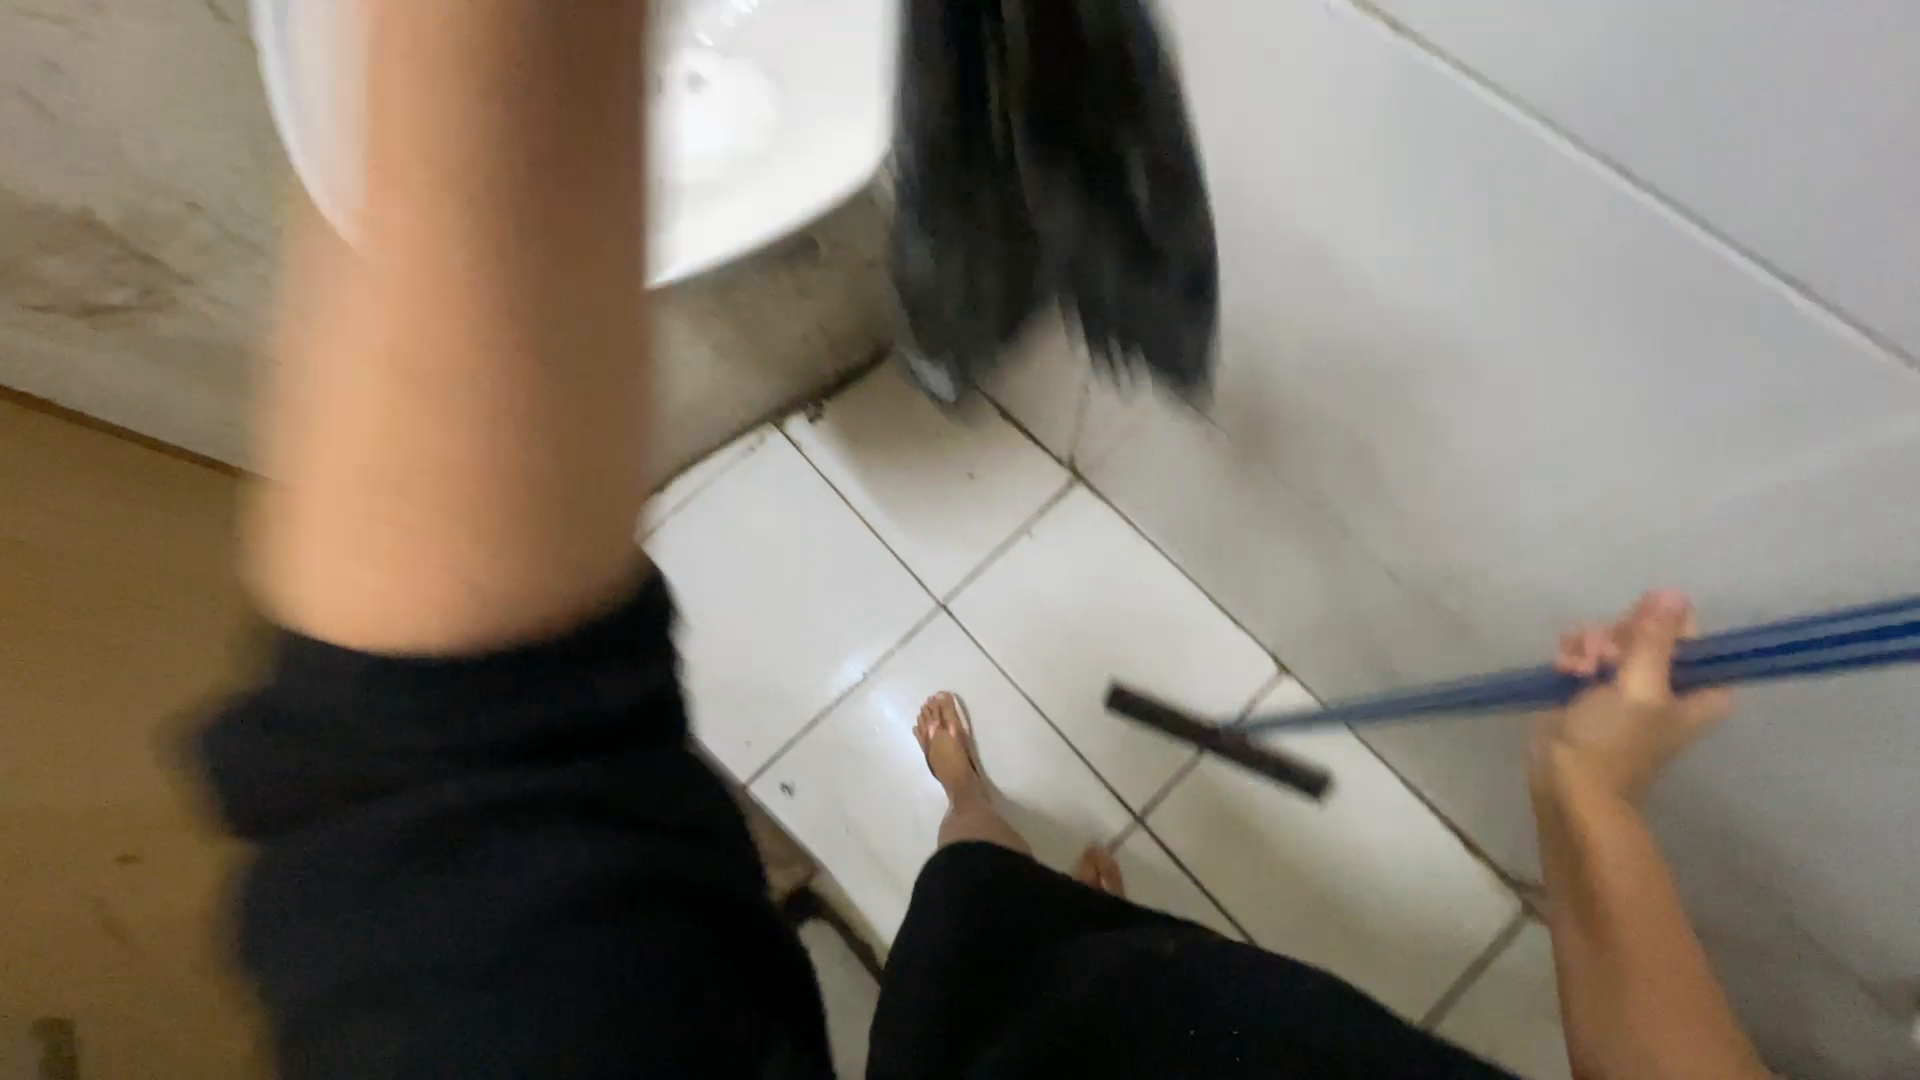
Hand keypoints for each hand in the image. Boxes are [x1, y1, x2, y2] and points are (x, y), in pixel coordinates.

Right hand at [1532, 589, 1735, 803]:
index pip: (1684, 630)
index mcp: (1700, 683)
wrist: (1568, 781)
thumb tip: (1672, 591)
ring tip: (1576, 671)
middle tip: (1600, 662)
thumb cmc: (1613, 741)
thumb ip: (1654, 640)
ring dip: (1586, 647)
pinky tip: (1562, 670)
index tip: (1630, 645)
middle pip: (1640, 629)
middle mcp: (1667, 678)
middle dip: (1612, 639)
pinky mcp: (1591, 684)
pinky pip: (1583, 650)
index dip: (1652, 628)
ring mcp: (1627, 681)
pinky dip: (1571, 655)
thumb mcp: (1638, 688)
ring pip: (1607, 637)